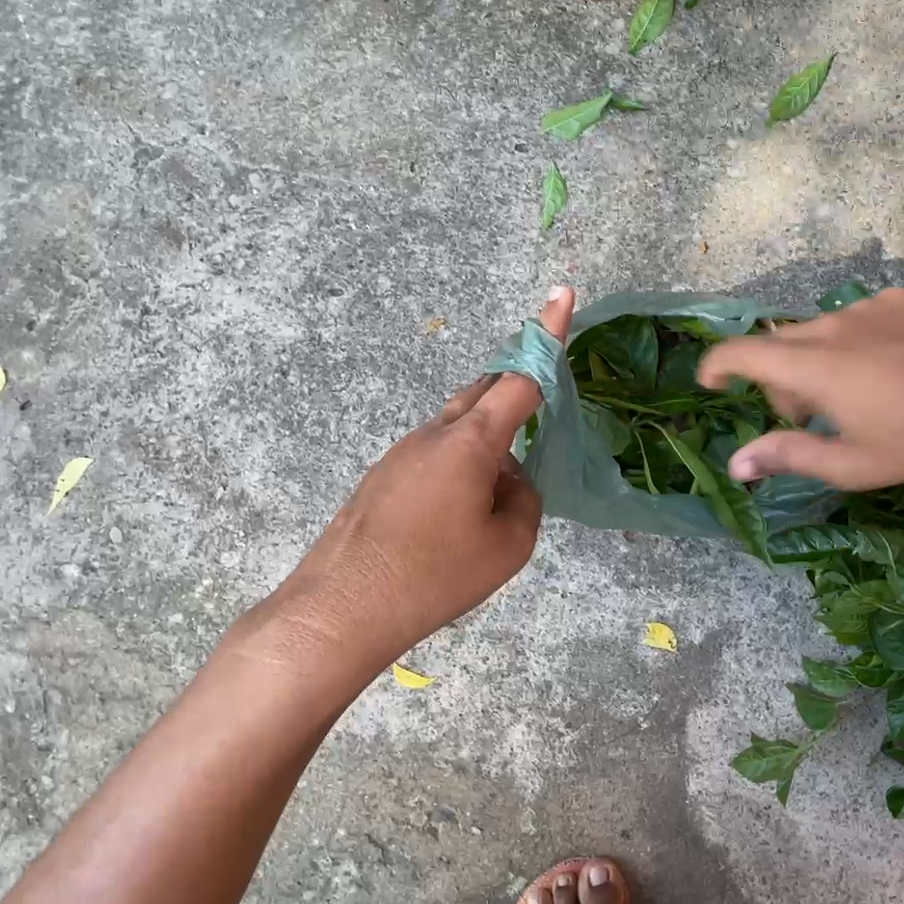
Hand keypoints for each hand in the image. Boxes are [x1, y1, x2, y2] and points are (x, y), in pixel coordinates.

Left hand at [247, 287, 574, 677]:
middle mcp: (434, 434)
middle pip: (485, 393)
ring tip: (489, 508)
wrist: (340, 611)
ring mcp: (402, 453)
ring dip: (486, 447)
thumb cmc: (435, 575)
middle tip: (536, 427)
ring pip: (458, 428)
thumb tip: (507, 478)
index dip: (547, 335)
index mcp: (471, 442)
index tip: (562, 292)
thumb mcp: (510, 544)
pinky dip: (459, 469)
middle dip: (516, 396)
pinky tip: (454, 522)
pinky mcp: (382, 477)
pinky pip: (435, 454)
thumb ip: (524, 499)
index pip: (521, 378)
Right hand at [696, 287, 903, 490]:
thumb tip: (735, 463)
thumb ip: (787, 455)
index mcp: (812, 367)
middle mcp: (832, 325)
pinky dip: (860, 341)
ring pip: (822, 330)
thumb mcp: (849, 463)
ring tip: (862, 395)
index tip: (710, 381)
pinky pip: (862, 316)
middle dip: (781, 381)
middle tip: (813, 418)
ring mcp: (870, 306)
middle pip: (781, 346)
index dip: (716, 365)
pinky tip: (897, 367)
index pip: (742, 353)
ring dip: (821, 360)